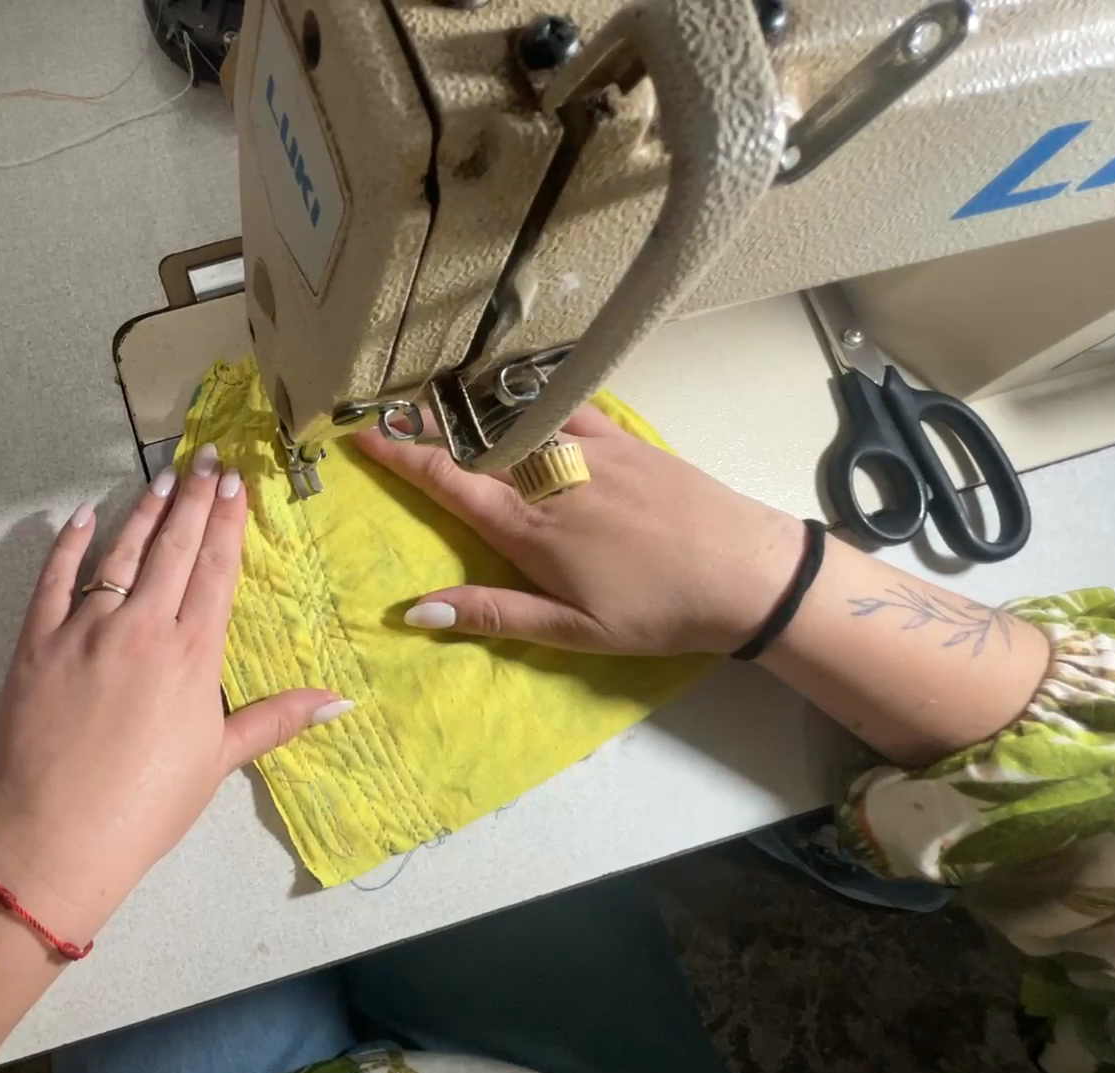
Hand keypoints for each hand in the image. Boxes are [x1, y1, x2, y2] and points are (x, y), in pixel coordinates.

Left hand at [0, 446, 346, 939]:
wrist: (55, 836)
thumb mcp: (219, 760)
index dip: (227, 524)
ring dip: (144, 512)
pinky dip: (69, 545)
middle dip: (193, 500)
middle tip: (206, 458)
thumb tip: (344, 700)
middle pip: (174, 550)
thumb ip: (278, 720)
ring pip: (122, 554)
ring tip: (162, 477)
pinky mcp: (37, 639)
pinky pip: (54, 579)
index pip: (215, 571)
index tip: (235, 484)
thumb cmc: (148, 804)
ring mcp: (85, 628)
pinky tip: (84, 515)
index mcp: (192, 652)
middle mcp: (143, 626)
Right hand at [355, 406, 805, 655]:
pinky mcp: (623, 440)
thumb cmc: (656, 610)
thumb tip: (417, 610)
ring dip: (467, 414)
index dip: (399, 456)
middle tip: (388, 414)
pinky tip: (517, 398)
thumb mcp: (572, 631)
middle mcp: (547, 478)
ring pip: (511, 422)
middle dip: (423, 427)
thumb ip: (493, 613)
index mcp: (526, 526)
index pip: (446, 481)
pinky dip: (532, 401)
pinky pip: (565, 408)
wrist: (752, 574)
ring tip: (439, 406)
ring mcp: (587, 451)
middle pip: (470, 444)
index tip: (362, 435)